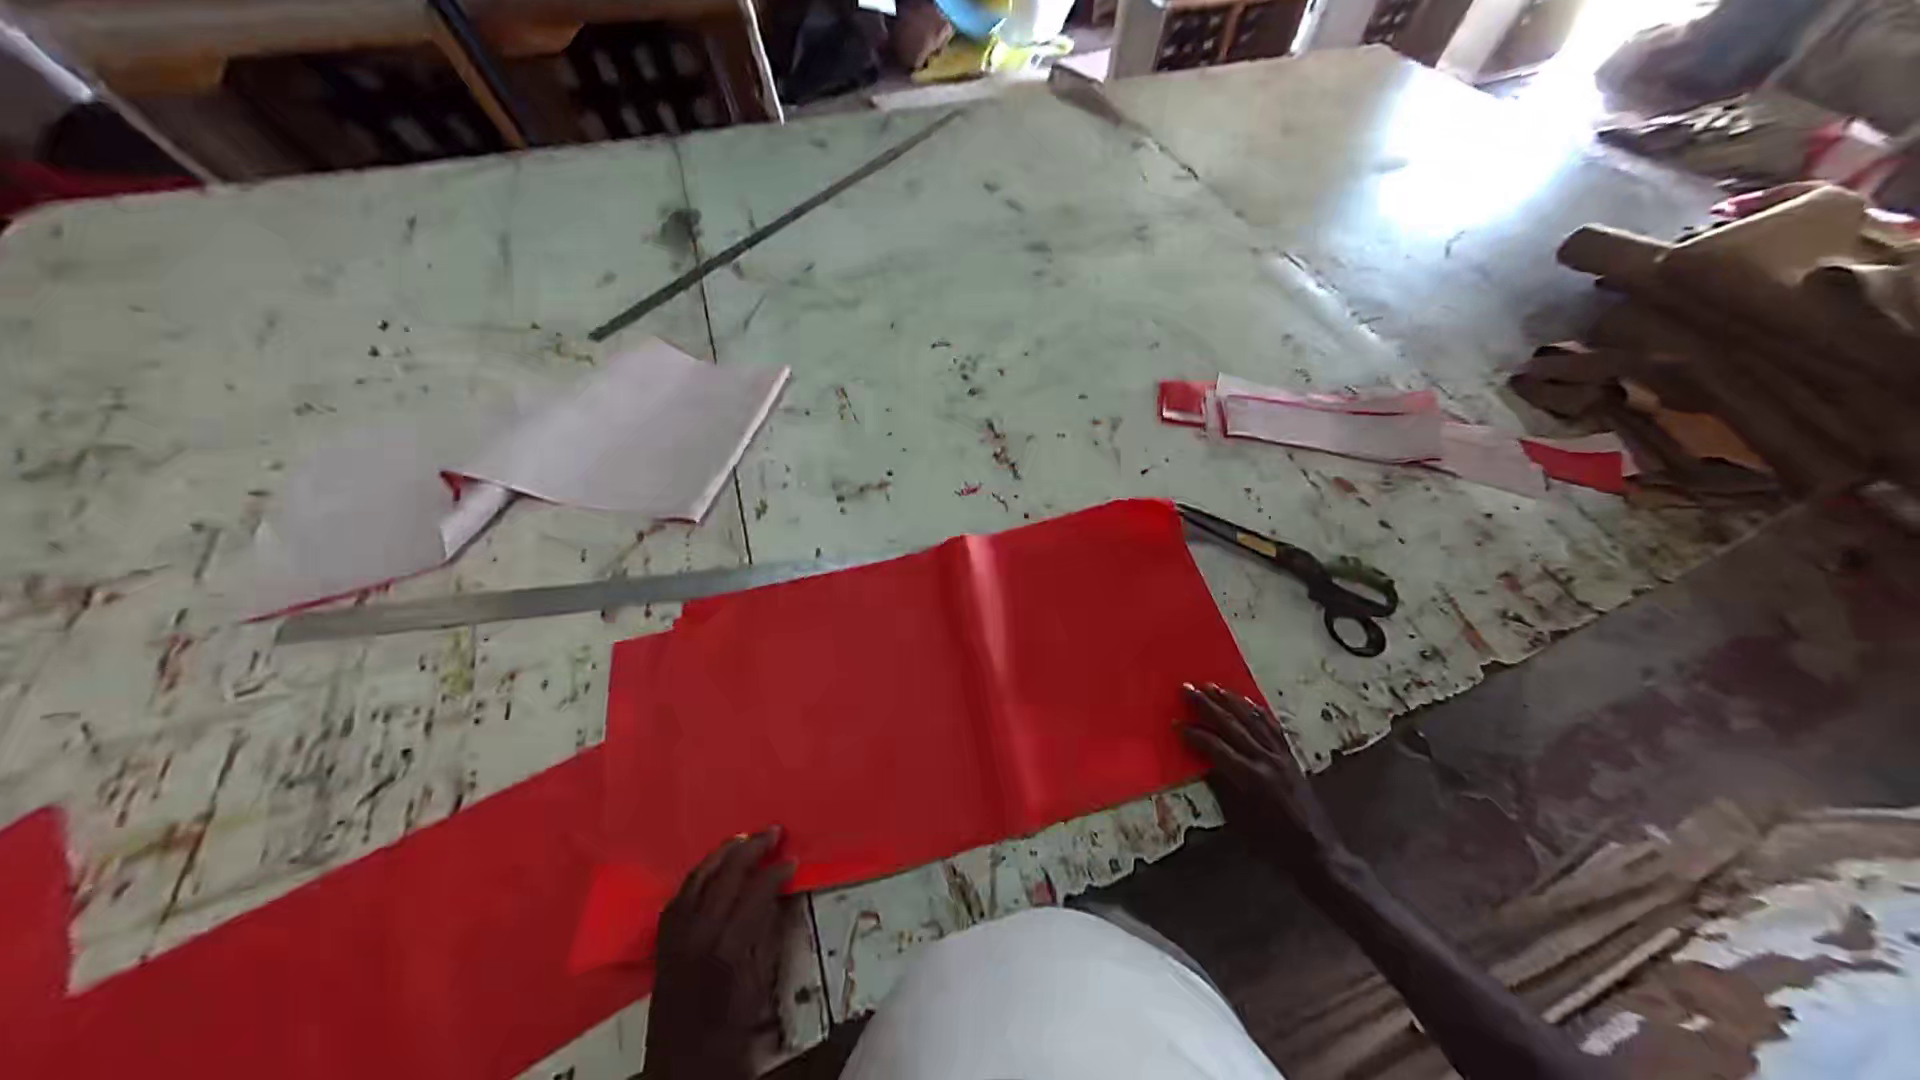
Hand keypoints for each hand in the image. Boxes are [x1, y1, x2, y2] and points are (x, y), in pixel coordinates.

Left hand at [643, 828, 795, 1079]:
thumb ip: (767, 937)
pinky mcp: (662, 940)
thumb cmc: (730, 1032)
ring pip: (699, 877)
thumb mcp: (759, 987)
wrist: (680, 1068)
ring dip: (723, 853)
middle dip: (752, 848)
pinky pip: (681, 893)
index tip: (793, 860)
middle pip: (725, 875)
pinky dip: (700, 873)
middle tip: (775, 831)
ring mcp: (675, 934)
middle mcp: (697, 933)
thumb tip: (778, 898)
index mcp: (728, 948)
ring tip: (745, 837)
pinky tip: (713, 867)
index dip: (777, 872)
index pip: (756, 892)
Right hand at [1181, 683, 1347, 879]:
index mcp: (1249, 777)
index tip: (1176, 724)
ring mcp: (1280, 756)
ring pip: (1252, 720)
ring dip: (1230, 700)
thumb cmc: (1271, 843)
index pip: (1214, 746)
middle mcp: (1265, 760)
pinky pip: (1272, 727)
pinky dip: (1257, 711)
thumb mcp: (1238, 818)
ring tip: (1213, 686)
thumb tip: (1204, 761)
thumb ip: (1221, 785)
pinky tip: (1247, 702)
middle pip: (1231, 725)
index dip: (1193, 734)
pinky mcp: (1290, 757)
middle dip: (1207, 705)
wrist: (1315, 851)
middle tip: (1187, 688)